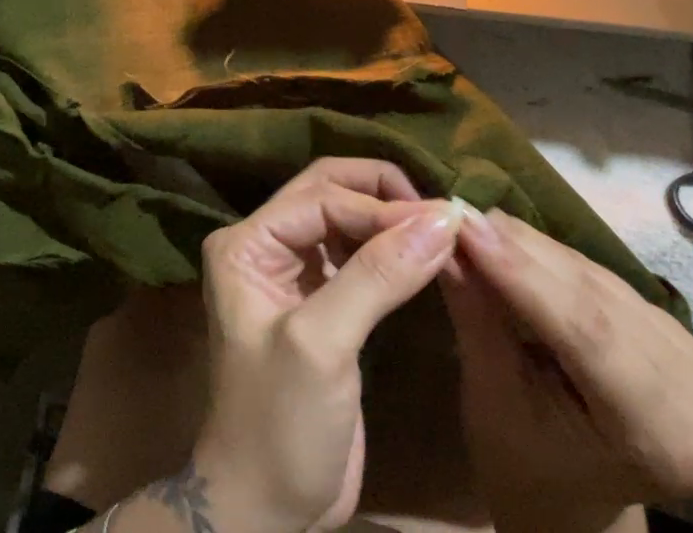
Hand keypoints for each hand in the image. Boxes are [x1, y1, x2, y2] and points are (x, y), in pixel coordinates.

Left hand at [188, 158, 464, 532]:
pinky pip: (358, 257)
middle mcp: (264, 247)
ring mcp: (292, 275)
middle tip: (445, 217)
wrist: (267, 498)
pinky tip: (428, 259)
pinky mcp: (322, 304)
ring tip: (446, 233)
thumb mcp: (323, 345)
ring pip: (345, 221)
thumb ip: (376, 276)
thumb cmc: (280, 422)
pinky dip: (392, 251)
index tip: (446, 222)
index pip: (319, 197)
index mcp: (246, 244)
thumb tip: (444, 218)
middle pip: (328, 194)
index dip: (381, 205)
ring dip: (392, 221)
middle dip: (385, 197)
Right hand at [441, 210, 692, 532]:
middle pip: (602, 304)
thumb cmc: (522, 465)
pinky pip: (616, 289)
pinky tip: (517, 245)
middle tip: (462, 214)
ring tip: (480, 224)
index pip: (591, 336)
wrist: (570, 500)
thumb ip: (479, 319)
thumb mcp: (492, 399)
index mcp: (667, 442)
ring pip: (607, 287)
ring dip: (538, 251)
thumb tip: (448, 242)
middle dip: (523, 254)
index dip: (524, 273)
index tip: (466, 224)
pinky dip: (560, 265)